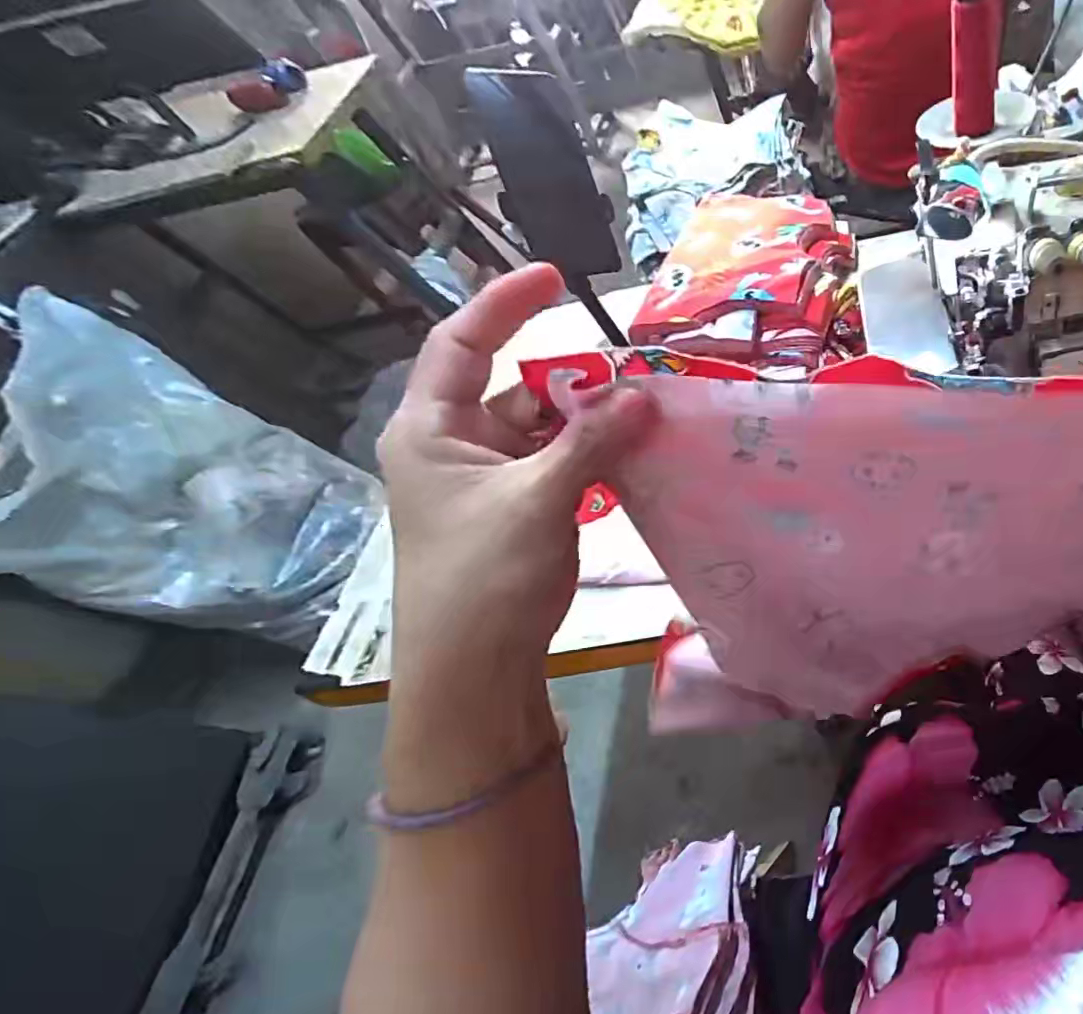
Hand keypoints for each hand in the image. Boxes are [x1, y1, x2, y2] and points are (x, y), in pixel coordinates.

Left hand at [378, 263, 656, 688]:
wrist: (477, 667)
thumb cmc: (486, 577)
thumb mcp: (539, 500)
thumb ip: (592, 444)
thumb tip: (644, 396)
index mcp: (432, 429)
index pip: (465, 344)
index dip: (507, 304)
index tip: (558, 278)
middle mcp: (458, 446)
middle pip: (520, 391)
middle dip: (576, 382)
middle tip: (637, 377)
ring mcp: (494, 481)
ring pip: (549, 432)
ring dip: (595, 425)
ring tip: (650, 418)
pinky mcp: (524, 511)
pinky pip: (564, 467)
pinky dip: (598, 459)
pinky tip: (638, 457)